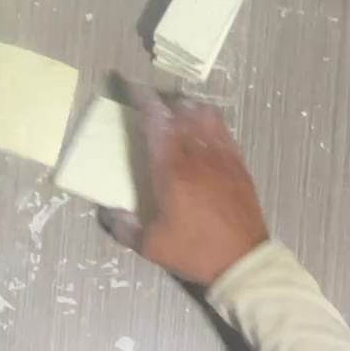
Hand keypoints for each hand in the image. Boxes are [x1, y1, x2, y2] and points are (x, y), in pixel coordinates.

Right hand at [100, 90, 269, 287]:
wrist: (242, 260)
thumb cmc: (194, 251)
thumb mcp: (151, 246)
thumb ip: (125, 228)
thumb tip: (107, 212)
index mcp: (172, 171)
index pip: (157, 124)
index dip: (144, 101)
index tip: (133, 89)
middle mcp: (197, 156)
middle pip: (181, 113)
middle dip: (164, 101)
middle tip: (152, 98)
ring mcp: (222, 157)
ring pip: (205, 117)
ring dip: (188, 107)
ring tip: (178, 107)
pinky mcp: (238, 165)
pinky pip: (223, 132)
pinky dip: (210, 121)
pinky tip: (205, 125)